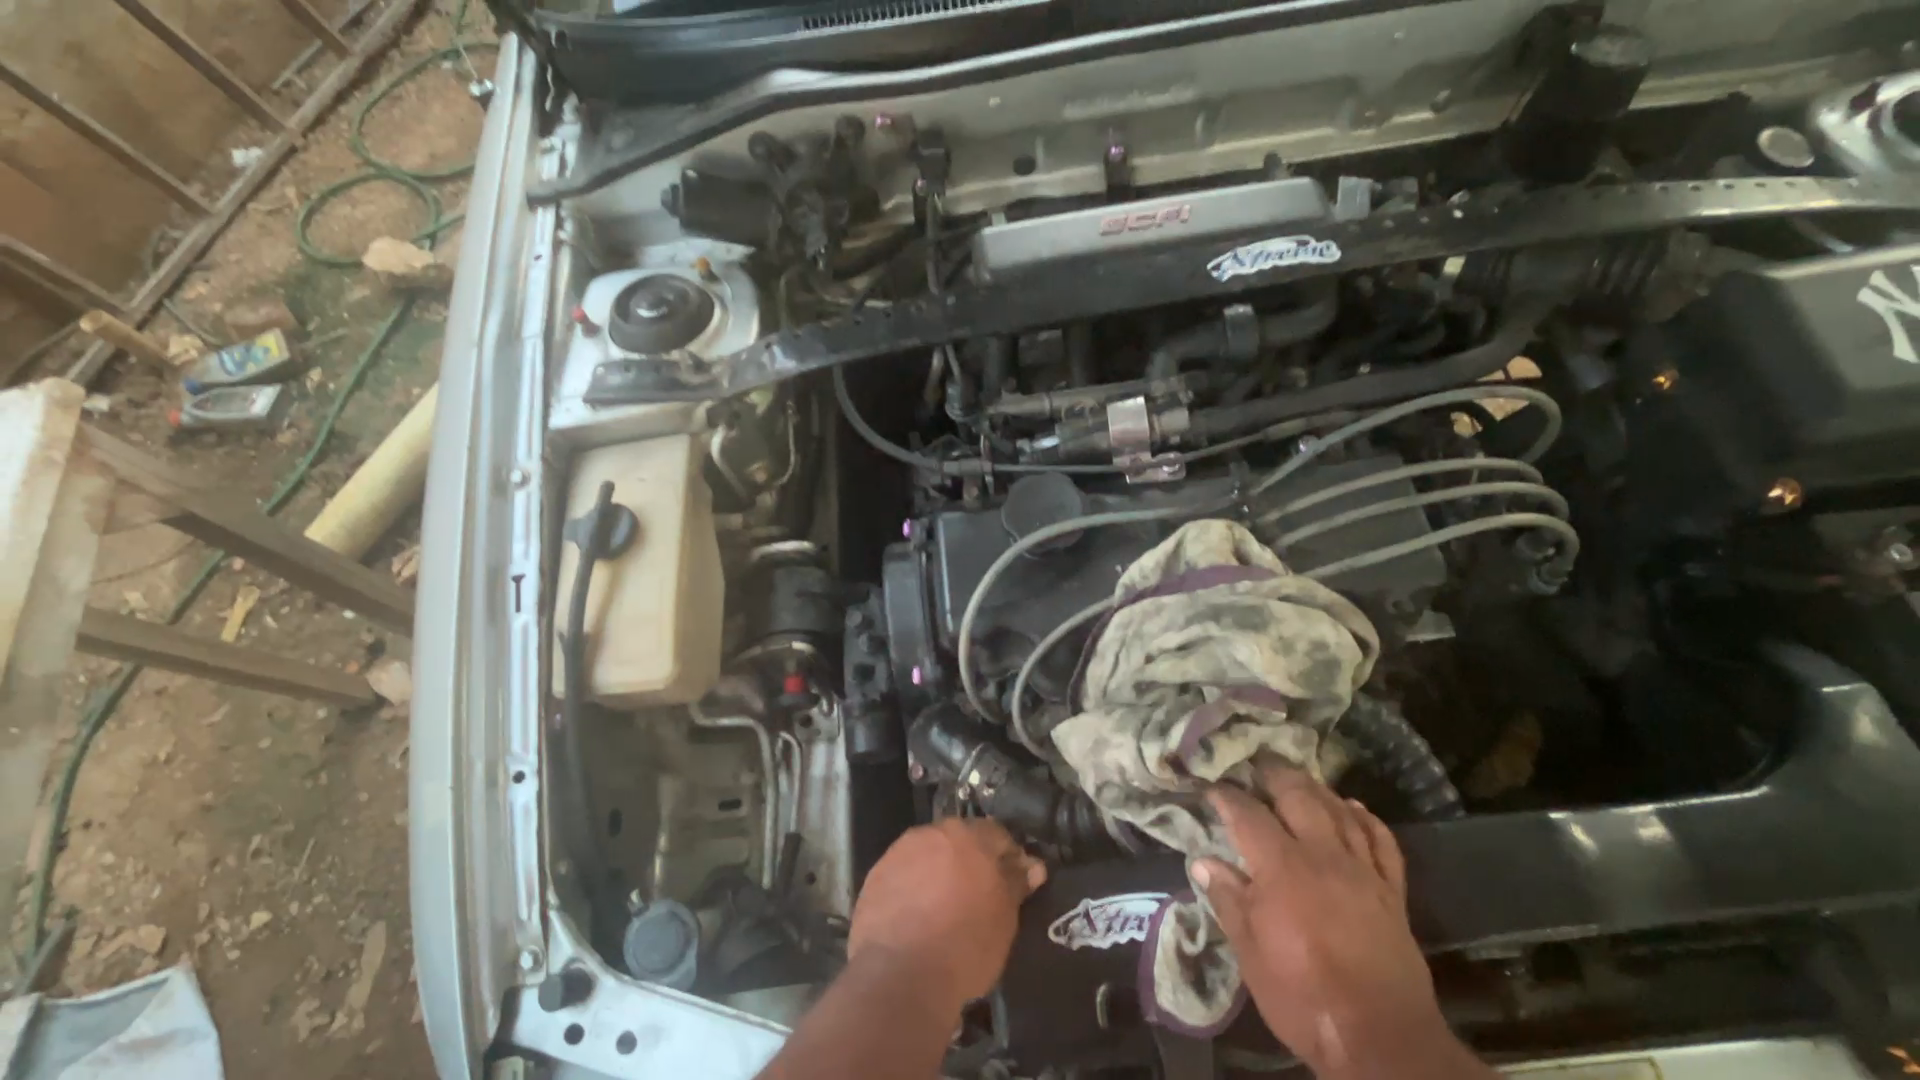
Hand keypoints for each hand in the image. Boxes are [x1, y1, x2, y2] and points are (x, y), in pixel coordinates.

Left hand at [849, 818, 1047, 1011]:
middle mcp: (930, 834)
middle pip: (958, 840)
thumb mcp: (1004, 918)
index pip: (997, 834)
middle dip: (971, 861)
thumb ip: (1016, 883)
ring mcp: (897, 854)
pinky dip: (913, 889)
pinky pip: (903, 876)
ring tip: (946, 909)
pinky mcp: (873, 879)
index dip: (1008, 858)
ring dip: (939, 873)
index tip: (1013, 884)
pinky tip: (918, 918)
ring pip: (928, 856)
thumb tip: (1032, 866)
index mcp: (967, 836)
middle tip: (980, 896)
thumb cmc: (965, 944)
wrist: (900, 976)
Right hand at [1194, 764, 1487, 1079]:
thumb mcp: (1251, 956)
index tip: (1211, 787)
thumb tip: (1205, 861)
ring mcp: (1363, 872)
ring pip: (1340, 812)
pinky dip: (1366, 819)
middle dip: (1275, 775)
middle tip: (1257, 761)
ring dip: (1317, 788)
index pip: (1249, 816)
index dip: (1228, 797)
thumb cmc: (1303, 998)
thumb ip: (1230, 902)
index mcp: (1282, 870)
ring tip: (1299, 776)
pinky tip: (1353, 808)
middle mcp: (1324, 857)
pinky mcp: (1393, 892)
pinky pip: (1381, 841)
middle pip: (1299, 798)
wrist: (1381, 1038)